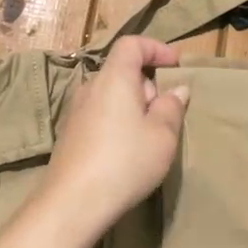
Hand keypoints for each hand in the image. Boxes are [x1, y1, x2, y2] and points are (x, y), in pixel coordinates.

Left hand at [43, 36, 190, 231]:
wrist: (72, 202)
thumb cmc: (125, 161)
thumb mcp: (162, 136)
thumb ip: (172, 107)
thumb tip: (177, 89)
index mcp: (114, 78)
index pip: (131, 44)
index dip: (155, 48)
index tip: (175, 65)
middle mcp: (91, 87)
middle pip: (123, 72)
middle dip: (149, 87)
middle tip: (166, 117)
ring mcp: (76, 111)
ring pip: (112, 96)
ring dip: (134, 109)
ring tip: (149, 140)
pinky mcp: (70, 135)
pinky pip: (101, 115)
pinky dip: (118, 123)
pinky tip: (126, 154)